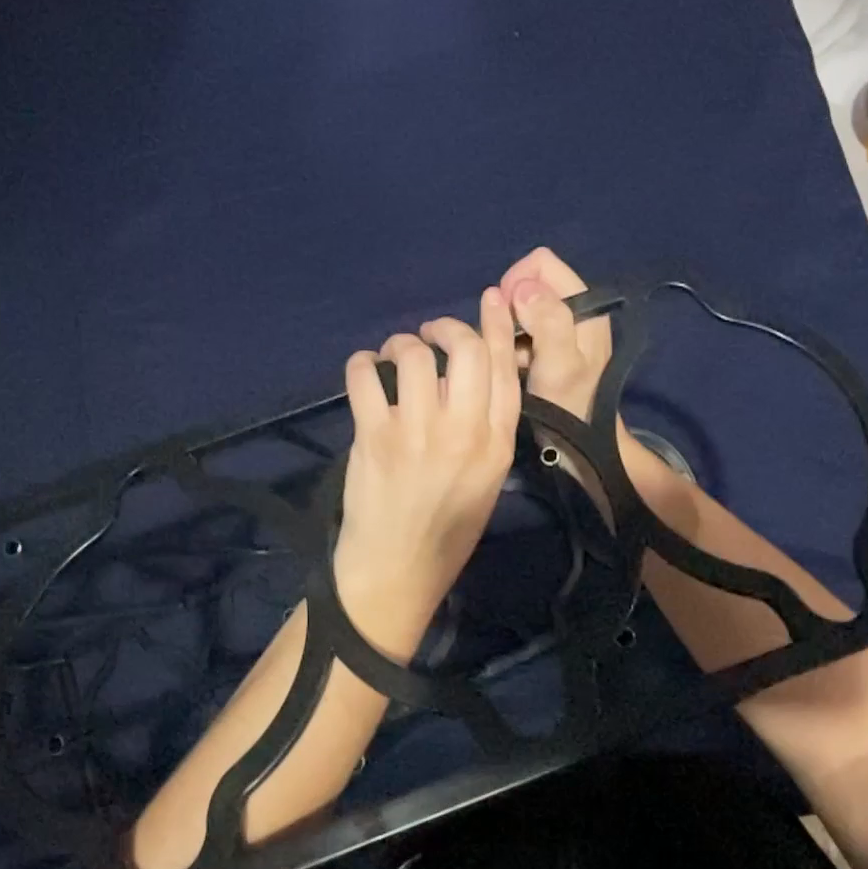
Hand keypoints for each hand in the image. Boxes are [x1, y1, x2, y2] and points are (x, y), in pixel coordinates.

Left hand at [335, 289, 520, 615]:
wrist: (398, 570)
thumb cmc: (447, 529)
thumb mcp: (487, 478)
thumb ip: (486, 426)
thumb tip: (469, 375)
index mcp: (498, 443)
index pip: (504, 369)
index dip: (497, 326)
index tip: (491, 298)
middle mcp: (465, 432)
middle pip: (465, 350)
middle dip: (446, 327)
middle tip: (430, 332)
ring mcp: (417, 433)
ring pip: (415, 356)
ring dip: (402, 344)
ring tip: (394, 355)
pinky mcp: (374, 438)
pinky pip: (367, 377)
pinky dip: (363, 364)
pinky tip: (365, 369)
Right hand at [498, 247, 611, 420]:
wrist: (579, 445)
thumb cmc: (571, 404)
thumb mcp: (560, 364)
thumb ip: (547, 321)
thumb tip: (521, 287)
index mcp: (585, 304)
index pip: (542, 263)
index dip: (517, 281)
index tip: (505, 314)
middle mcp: (574, 308)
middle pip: (529, 282)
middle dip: (510, 305)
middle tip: (508, 341)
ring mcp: (561, 327)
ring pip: (521, 305)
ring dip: (509, 325)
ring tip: (513, 357)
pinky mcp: (548, 345)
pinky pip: (520, 327)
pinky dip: (512, 340)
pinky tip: (516, 365)